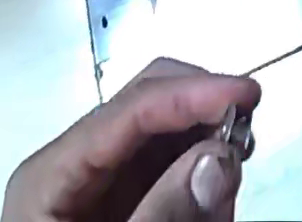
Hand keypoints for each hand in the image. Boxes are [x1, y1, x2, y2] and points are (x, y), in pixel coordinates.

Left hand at [2, 58, 259, 221]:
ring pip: (167, 128)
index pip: (133, 106)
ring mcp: (99, 179)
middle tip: (248, 133)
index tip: (248, 95)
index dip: (194, 92)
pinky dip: (198, 175)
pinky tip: (212, 207)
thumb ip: (162, 217)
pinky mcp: (123, 199)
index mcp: (53, 172)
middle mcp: (78, 160)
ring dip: (206, 142)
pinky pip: (170, 165)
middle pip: (150, 100)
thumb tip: (221, 157)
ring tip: (224, 195)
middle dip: (202, 109)